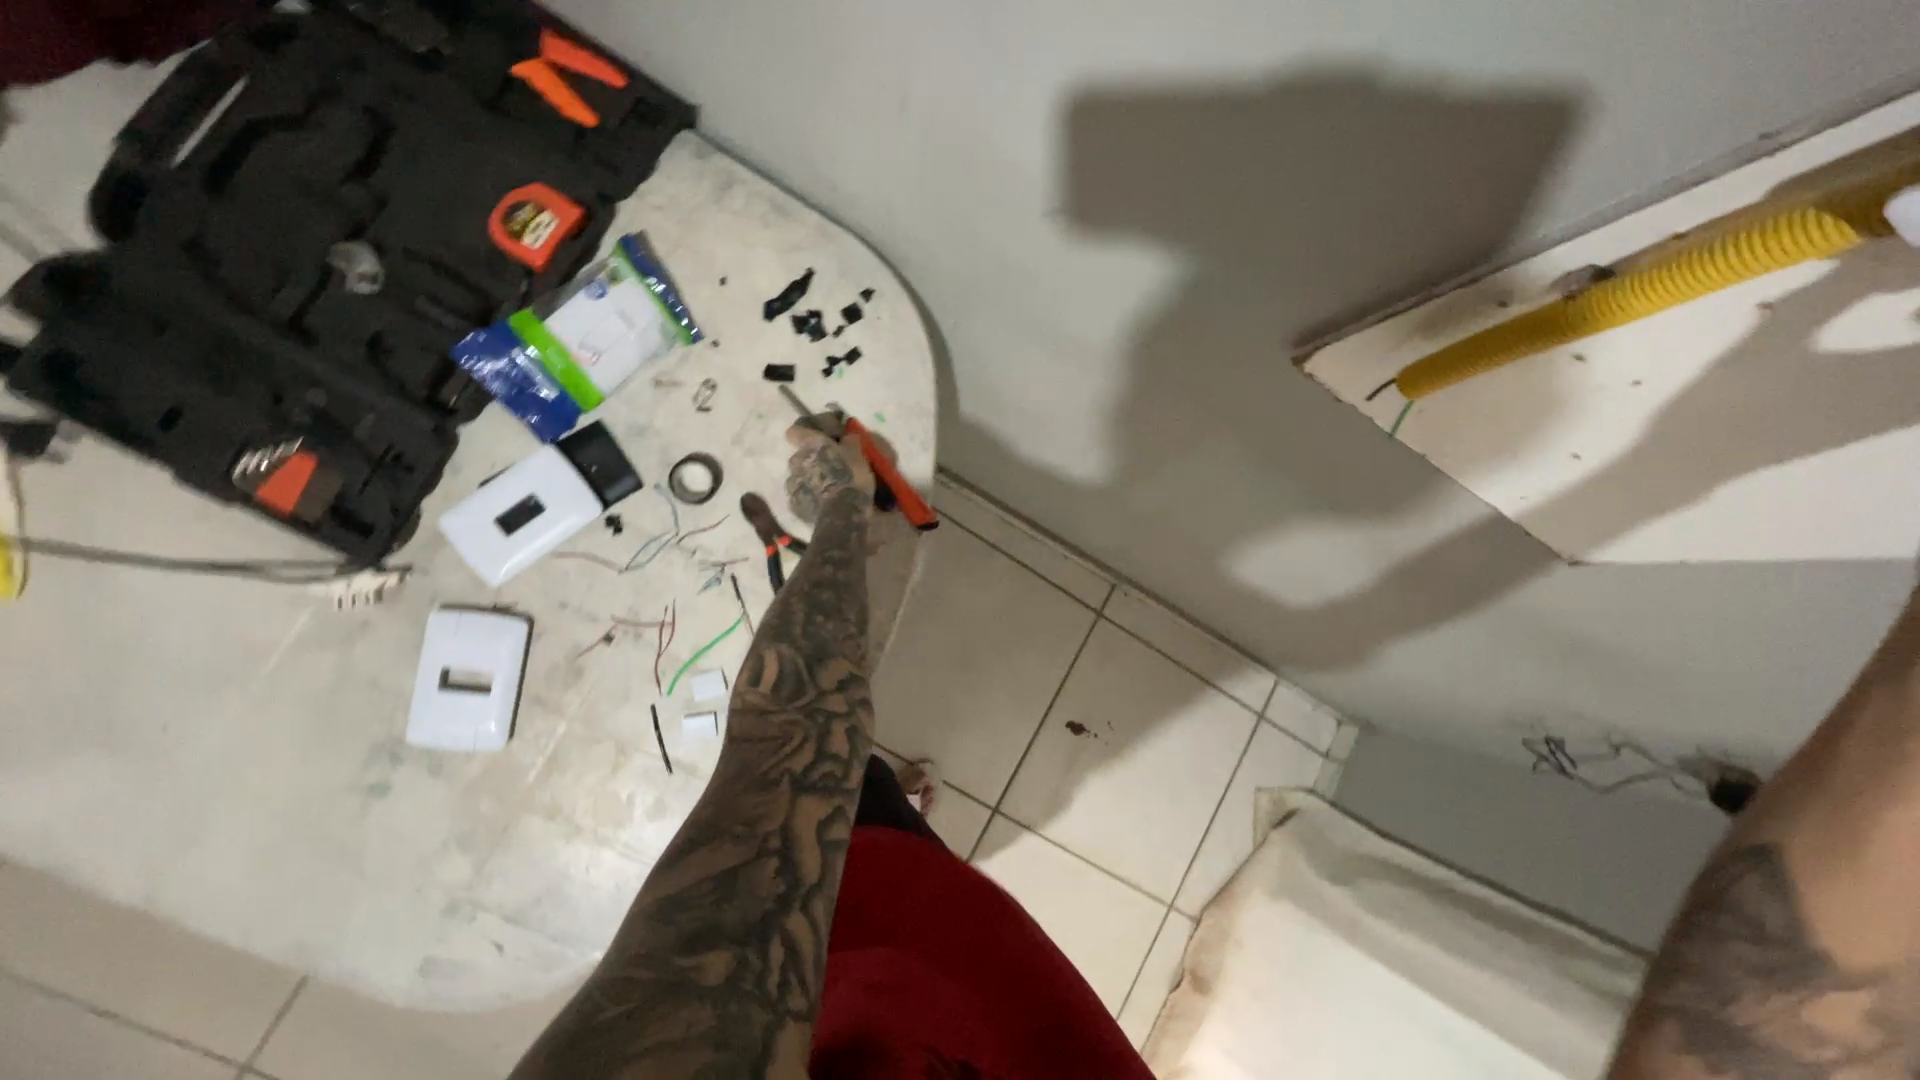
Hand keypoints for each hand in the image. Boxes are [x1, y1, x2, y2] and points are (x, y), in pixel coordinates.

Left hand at [785, 421, 873, 523]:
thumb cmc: (850, 477)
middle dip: (812, 460)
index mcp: (809, 445)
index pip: (794, 431)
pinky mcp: (795, 504)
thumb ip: (849, 441)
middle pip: (800, 456)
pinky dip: (810, 497)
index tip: (818, 438)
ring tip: (827, 488)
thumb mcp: (858, 454)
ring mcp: (792, 484)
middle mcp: (795, 461)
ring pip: (799, 476)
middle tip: (830, 467)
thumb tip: (847, 436)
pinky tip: (824, 503)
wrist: (842, 515)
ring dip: (811, 479)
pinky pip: (801, 496)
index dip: (805, 433)